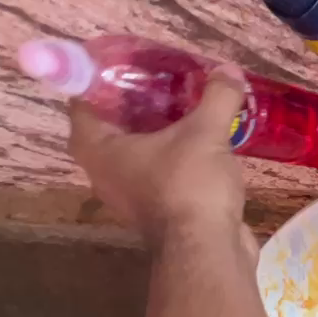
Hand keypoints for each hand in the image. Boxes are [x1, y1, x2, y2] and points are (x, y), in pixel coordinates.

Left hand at [68, 65, 248, 246]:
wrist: (209, 250)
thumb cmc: (189, 187)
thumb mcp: (206, 135)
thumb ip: (217, 100)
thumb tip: (230, 71)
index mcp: (94, 143)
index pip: (87, 94)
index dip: (111, 76)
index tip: (141, 66)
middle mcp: (102, 168)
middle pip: (118, 124)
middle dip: (146, 105)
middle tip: (174, 87)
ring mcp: (131, 194)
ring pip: (144, 152)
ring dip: (166, 136)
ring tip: (195, 118)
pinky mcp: (160, 213)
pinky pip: (165, 175)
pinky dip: (182, 162)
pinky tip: (208, 152)